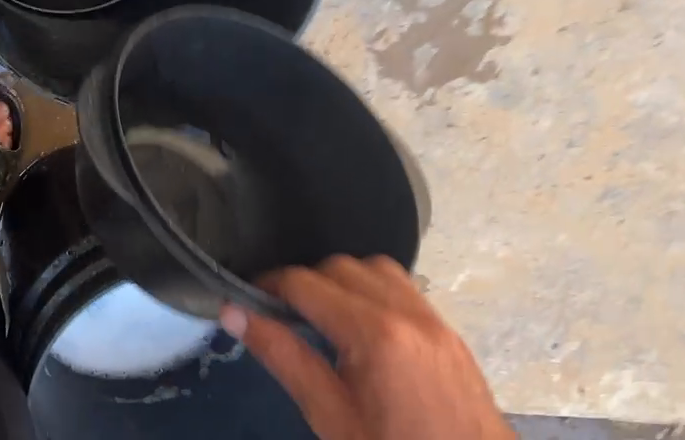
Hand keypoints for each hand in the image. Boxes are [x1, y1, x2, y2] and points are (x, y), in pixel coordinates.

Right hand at [221, 256, 511, 439]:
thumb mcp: (331, 417)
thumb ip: (281, 356)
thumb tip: (231, 312)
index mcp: (375, 334)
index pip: (303, 283)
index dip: (268, 285)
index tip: (248, 301)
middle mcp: (408, 314)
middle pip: (338, 267)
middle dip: (305, 283)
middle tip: (285, 316)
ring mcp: (437, 323)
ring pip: (374, 269)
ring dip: (343, 281)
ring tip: (327, 318)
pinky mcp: (453, 337)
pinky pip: (405, 290)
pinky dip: (375, 292)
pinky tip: (365, 327)